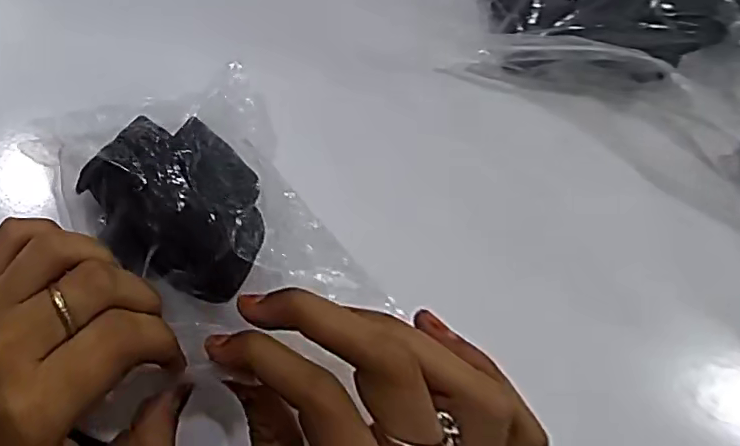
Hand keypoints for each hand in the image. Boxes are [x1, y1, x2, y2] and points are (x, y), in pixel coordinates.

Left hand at [0, 218, 188, 445]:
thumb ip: (141, 441)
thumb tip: (175, 383)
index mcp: (35, 403)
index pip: (115, 337)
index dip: (158, 338)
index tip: (169, 354)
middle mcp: (7, 342)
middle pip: (91, 284)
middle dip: (138, 295)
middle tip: (151, 317)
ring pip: (54, 246)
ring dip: (98, 256)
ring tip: (116, 284)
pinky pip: (13, 234)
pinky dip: (49, 233)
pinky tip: (70, 259)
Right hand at [205, 290, 546, 445]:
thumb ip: (272, 435)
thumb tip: (241, 369)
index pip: (318, 395)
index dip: (262, 355)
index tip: (225, 345)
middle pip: (390, 364)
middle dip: (314, 314)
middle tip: (261, 306)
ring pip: (459, 379)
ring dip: (386, 328)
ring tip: (334, 315)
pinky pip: (514, 415)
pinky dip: (472, 360)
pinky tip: (426, 326)